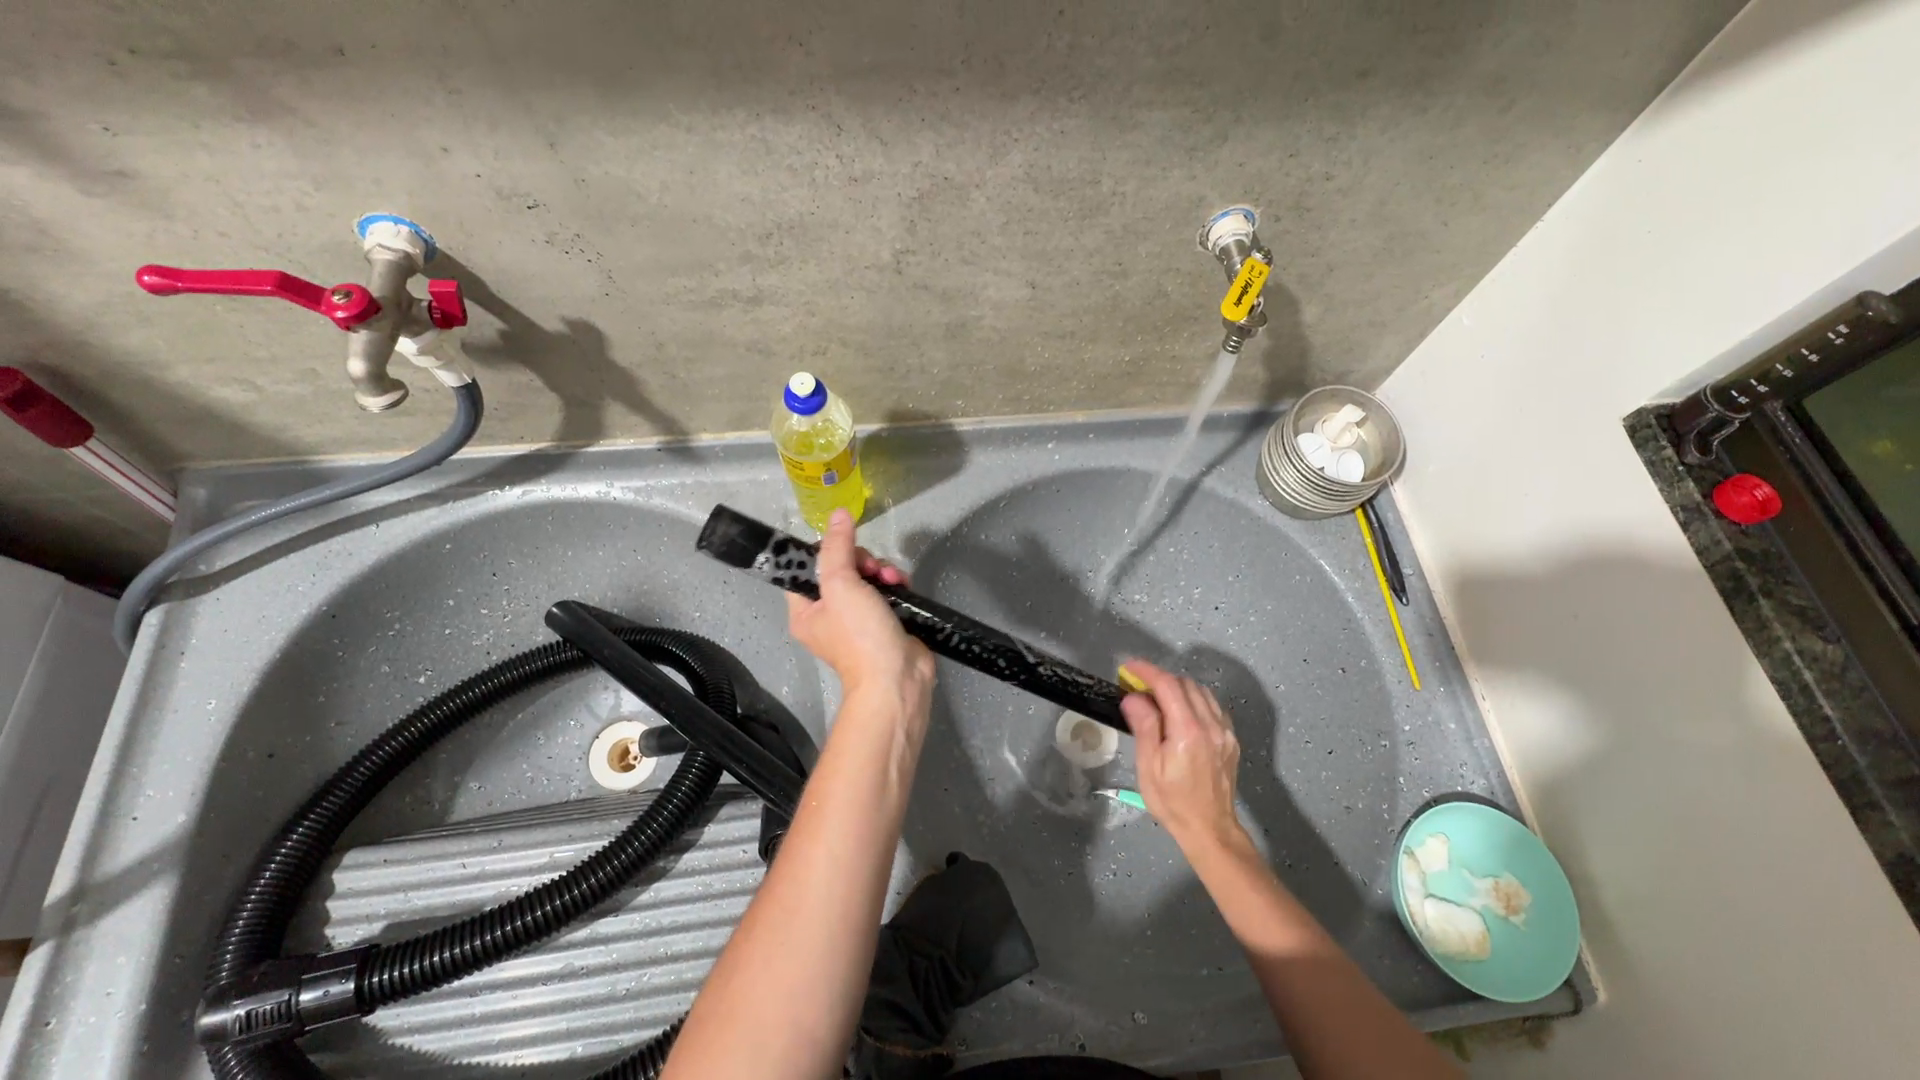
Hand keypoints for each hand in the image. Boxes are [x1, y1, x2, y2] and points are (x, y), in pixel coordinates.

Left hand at [786, 509, 934, 709]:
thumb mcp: (841, 584)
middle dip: (861, 562)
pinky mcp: (884, 621)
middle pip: (840, 568)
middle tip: (871, 569)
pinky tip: (904, 586)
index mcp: (805, 611)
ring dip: (882, 570)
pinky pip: (885, 590)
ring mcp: (858, 620)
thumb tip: (838, 514)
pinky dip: (895, 584)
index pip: (805, 568)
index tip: (844, 546)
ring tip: (893, 580)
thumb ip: (837, 546)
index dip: (825, 551)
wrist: (898, 678)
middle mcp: (828, 615)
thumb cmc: (860, 634)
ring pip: (866, 577)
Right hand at [1121, 658, 1246, 853]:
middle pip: (1186, 684)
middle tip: (1139, 688)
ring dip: (1179, 688)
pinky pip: (1214, 707)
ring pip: (1202, 692)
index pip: (1168, 685)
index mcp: (1188, 731)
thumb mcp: (1149, 767)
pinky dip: (1196, 700)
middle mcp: (1211, 725)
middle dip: (1161, 679)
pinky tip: (1183, 713)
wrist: (1209, 828)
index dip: (1147, 671)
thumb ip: (1144, 727)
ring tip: (1159, 698)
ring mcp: (1225, 732)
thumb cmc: (1172, 801)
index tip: (1129, 668)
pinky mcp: (1231, 740)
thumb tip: (1134, 697)